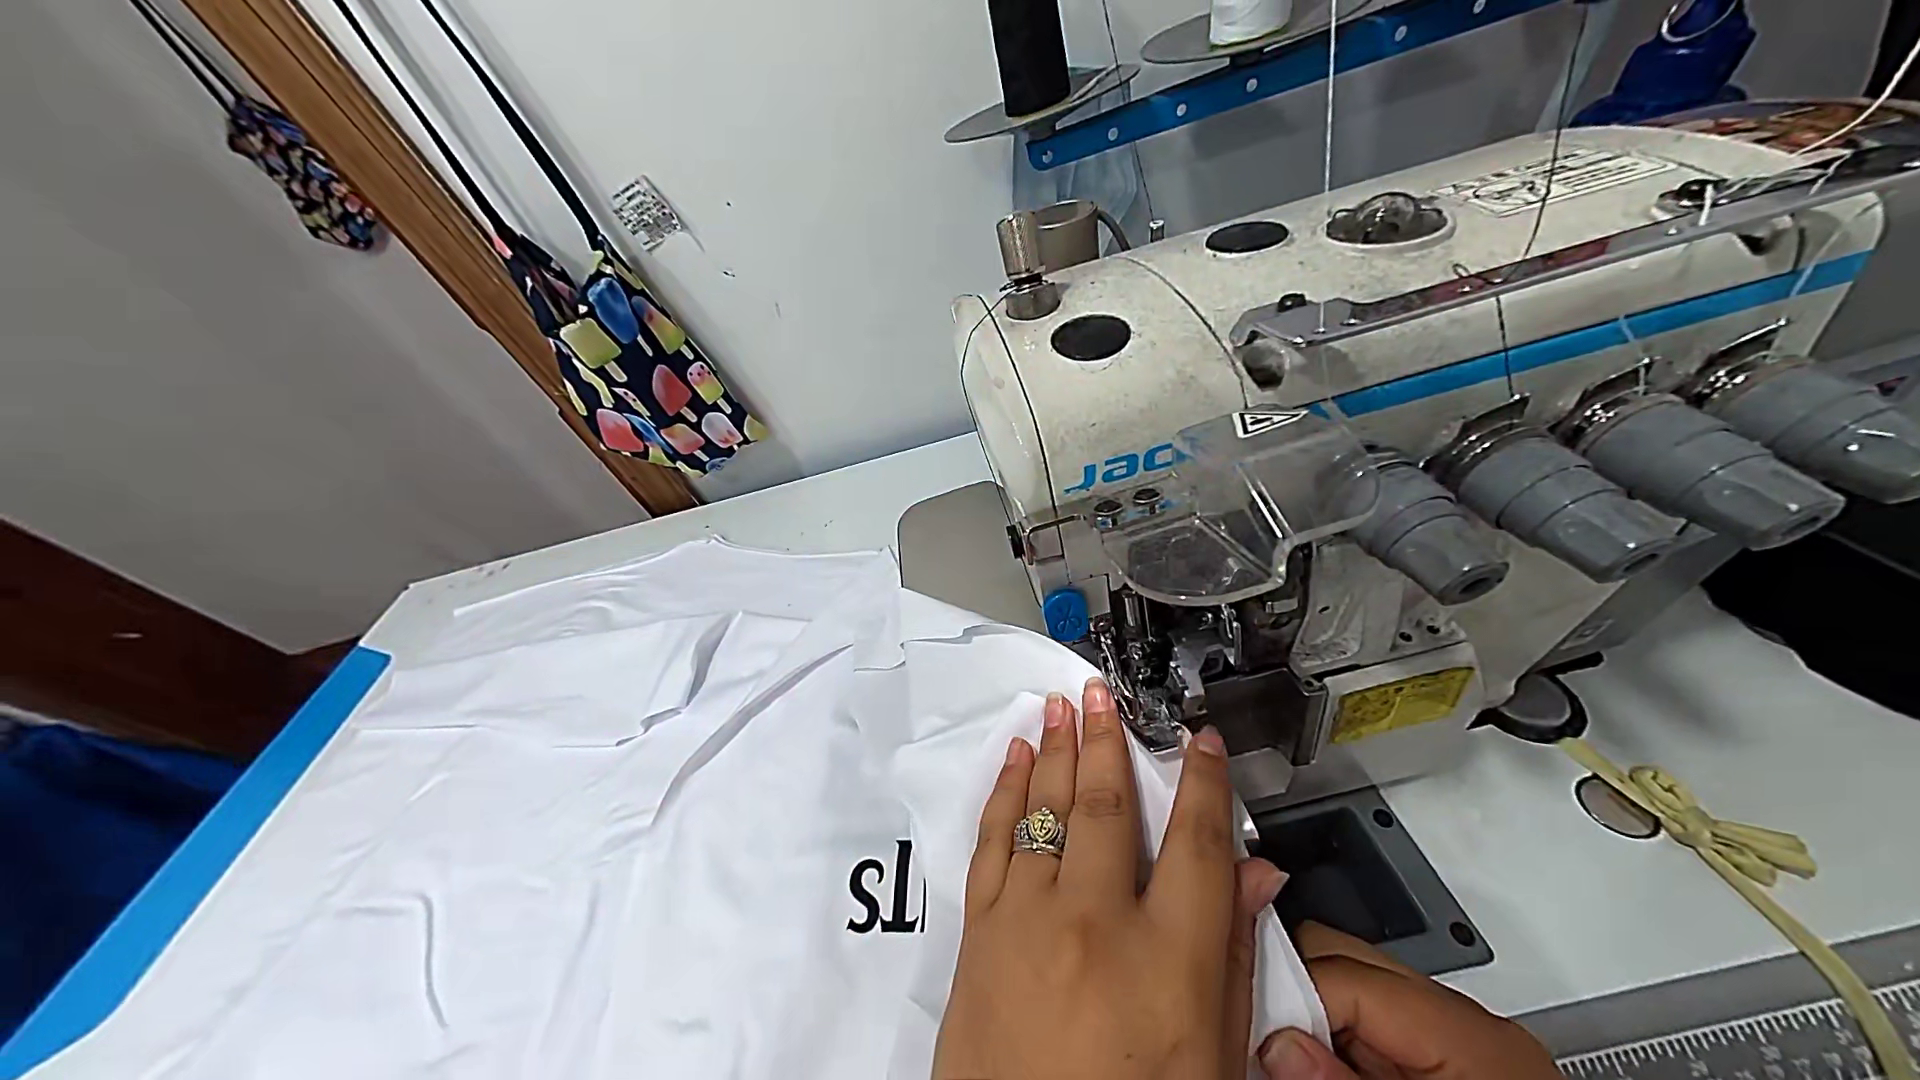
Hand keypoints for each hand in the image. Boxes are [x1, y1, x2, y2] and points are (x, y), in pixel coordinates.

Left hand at [934, 678, 1287, 1079]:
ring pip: (1046, 809)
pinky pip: (993, 840)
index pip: (1196, 842)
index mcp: (1166, 958)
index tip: (1199, 741)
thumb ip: (1232, 955)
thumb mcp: (1211, 1056)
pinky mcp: (981, 928)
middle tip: (1102, 695)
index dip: (1202, 782)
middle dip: (1107, 741)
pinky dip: (1006, 792)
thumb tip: (1256, 876)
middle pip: (1106, 806)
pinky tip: (1017, 758)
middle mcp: (1094, 922)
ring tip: (1061, 705)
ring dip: (1056, 750)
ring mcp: (1028, 918)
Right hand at [1256, 923, 1559, 1079]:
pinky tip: (1322, 1066)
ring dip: (1310, 1013)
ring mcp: (1456, 1039)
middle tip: (1262, 1040)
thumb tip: (1279, 1045)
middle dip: (1294, 990)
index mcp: (1471, 1037)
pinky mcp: (1446, 1061)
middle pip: (1341, 954)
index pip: (1342, 971)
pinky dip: (1335, 1036)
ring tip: (1290, 1058)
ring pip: (1347, 979)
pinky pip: (1368, 1018)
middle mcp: (1466, 1023)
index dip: (1287, 995)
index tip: (1248, 1029)